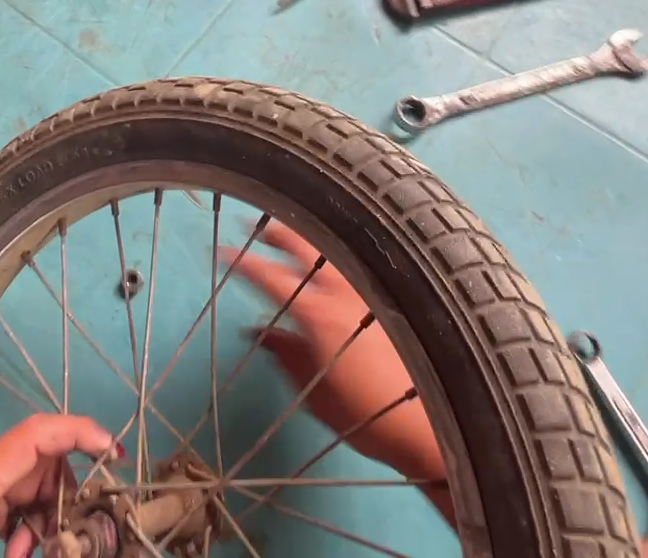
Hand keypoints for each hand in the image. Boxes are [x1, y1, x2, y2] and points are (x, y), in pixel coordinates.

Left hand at [0, 414, 118, 557]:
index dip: (77, 433)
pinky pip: (11, 511)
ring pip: (27, 488)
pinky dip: (30, 530)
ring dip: (48, 515)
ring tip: (51, 547)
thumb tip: (84, 544)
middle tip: (81, 528)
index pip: (31, 438)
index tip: (115, 454)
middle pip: (35, 463)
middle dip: (66, 490)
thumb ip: (49, 549)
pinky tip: (25, 555)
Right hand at [225, 222, 445, 491]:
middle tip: (257, 226)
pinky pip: (356, 262)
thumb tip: (259, 332)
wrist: (425, 423)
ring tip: (293, 233)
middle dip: (277, 231)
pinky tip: (332, 258)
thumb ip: (284, 354)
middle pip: (304, 246)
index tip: (222, 250)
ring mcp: (369, 290)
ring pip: (334, 249)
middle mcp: (343, 291)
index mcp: (317, 313)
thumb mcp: (312, 392)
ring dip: (309, 237)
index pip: (270, 277)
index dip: (242, 262)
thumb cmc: (364, 414)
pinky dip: (337, 252)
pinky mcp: (389, 297)